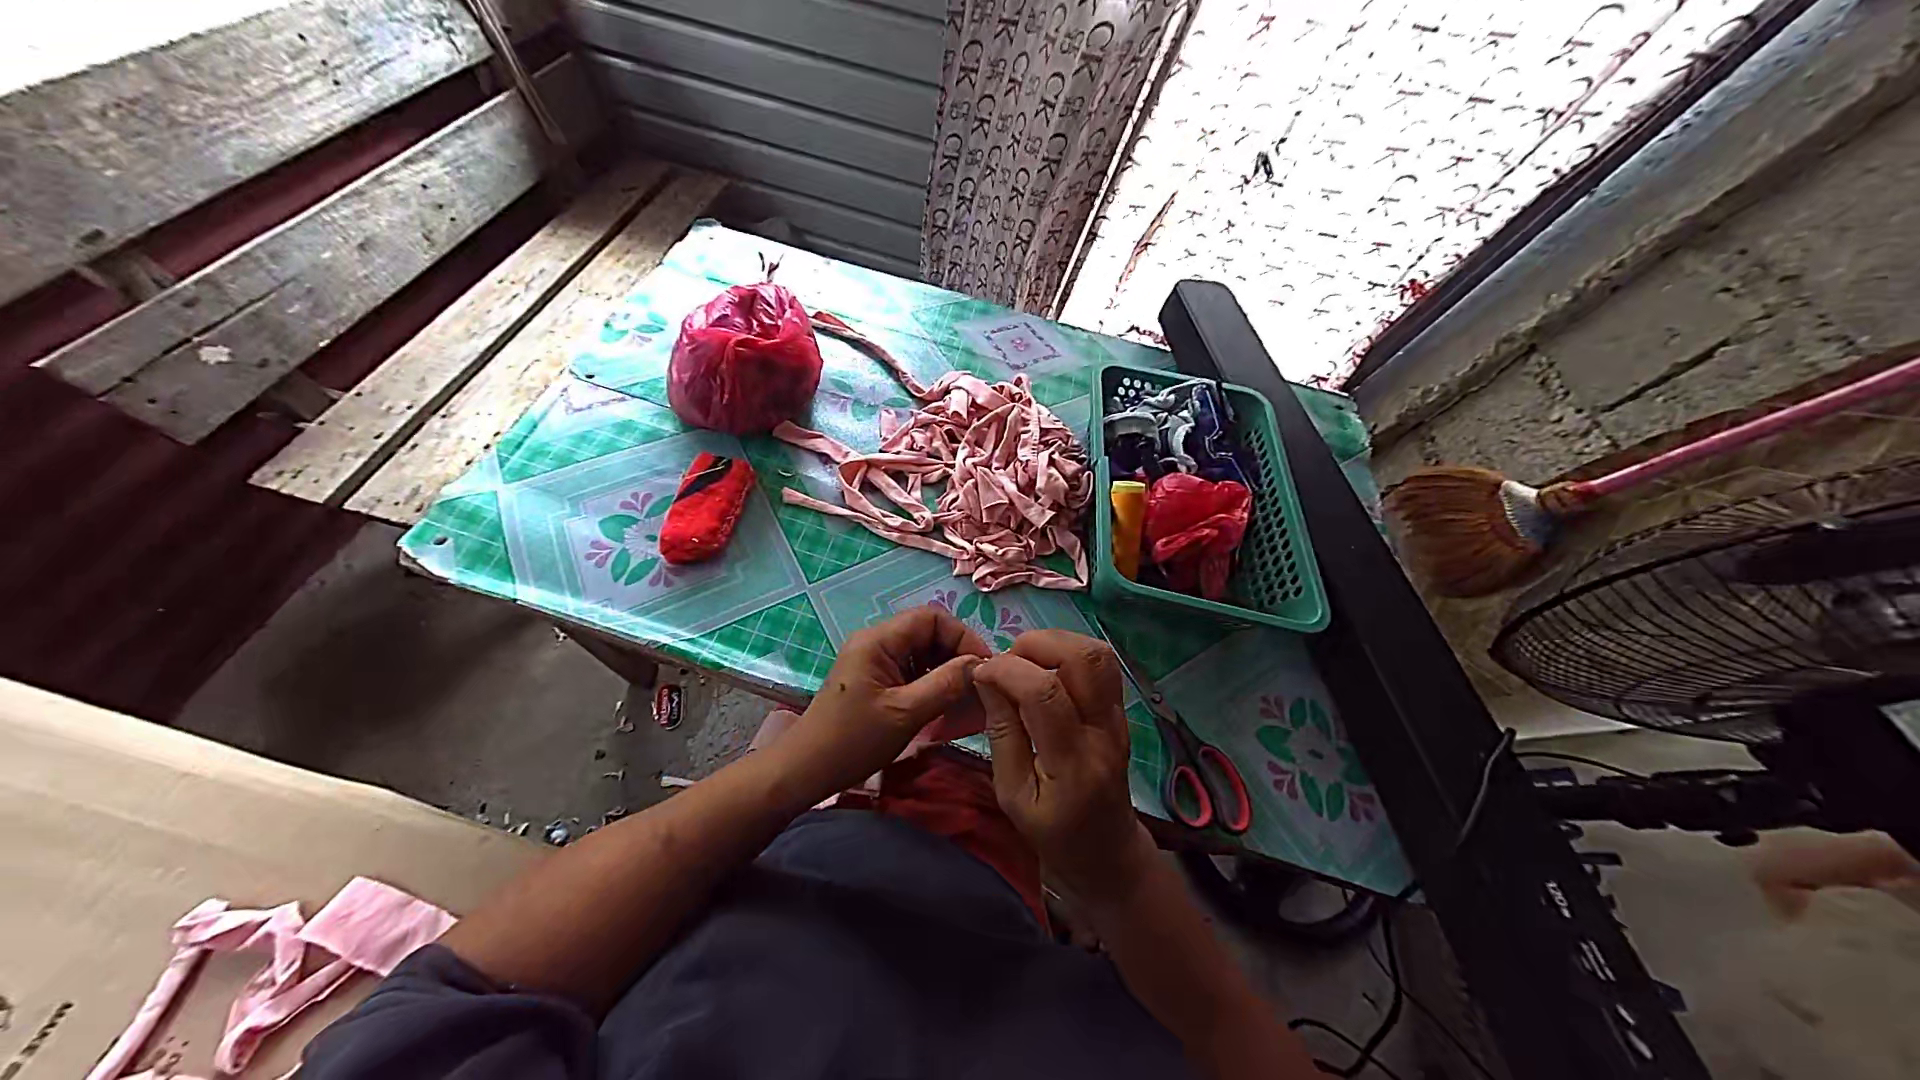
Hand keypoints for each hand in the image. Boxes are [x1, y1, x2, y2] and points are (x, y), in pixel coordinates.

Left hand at [768, 606, 989, 804]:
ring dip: (946, 669)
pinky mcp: (874, 679)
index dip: (962, 636)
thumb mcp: (905, 713)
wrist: (805, 770)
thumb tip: (981, 665)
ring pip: (922, 651)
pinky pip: (911, 668)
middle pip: (928, 632)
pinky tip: (944, 702)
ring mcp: (874, 660)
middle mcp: (876, 641)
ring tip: (965, 695)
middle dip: (956, 654)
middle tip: (978, 684)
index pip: (931, 618)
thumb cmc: (853, 740)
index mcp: (878, 640)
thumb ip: (945, 684)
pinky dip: (932, 681)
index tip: (983, 667)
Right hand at [974, 630, 1156, 901]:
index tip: (980, 673)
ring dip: (1054, 644)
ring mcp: (1119, 717)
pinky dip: (1066, 653)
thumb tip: (985, 678)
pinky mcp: (1121, 711)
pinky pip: (1100, 664)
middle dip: (1037, 644)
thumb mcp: (1012, 795)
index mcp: (1074, 763)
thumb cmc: (1053, 833)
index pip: (1046, 694)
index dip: (1008, 670)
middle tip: (1007, 662)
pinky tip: (1043, 671)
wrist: (1107, 852)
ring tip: (1024, 663)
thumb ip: (1002, 734)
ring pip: (1098, 653)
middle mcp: (1104, 731)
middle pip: (1086, 658)